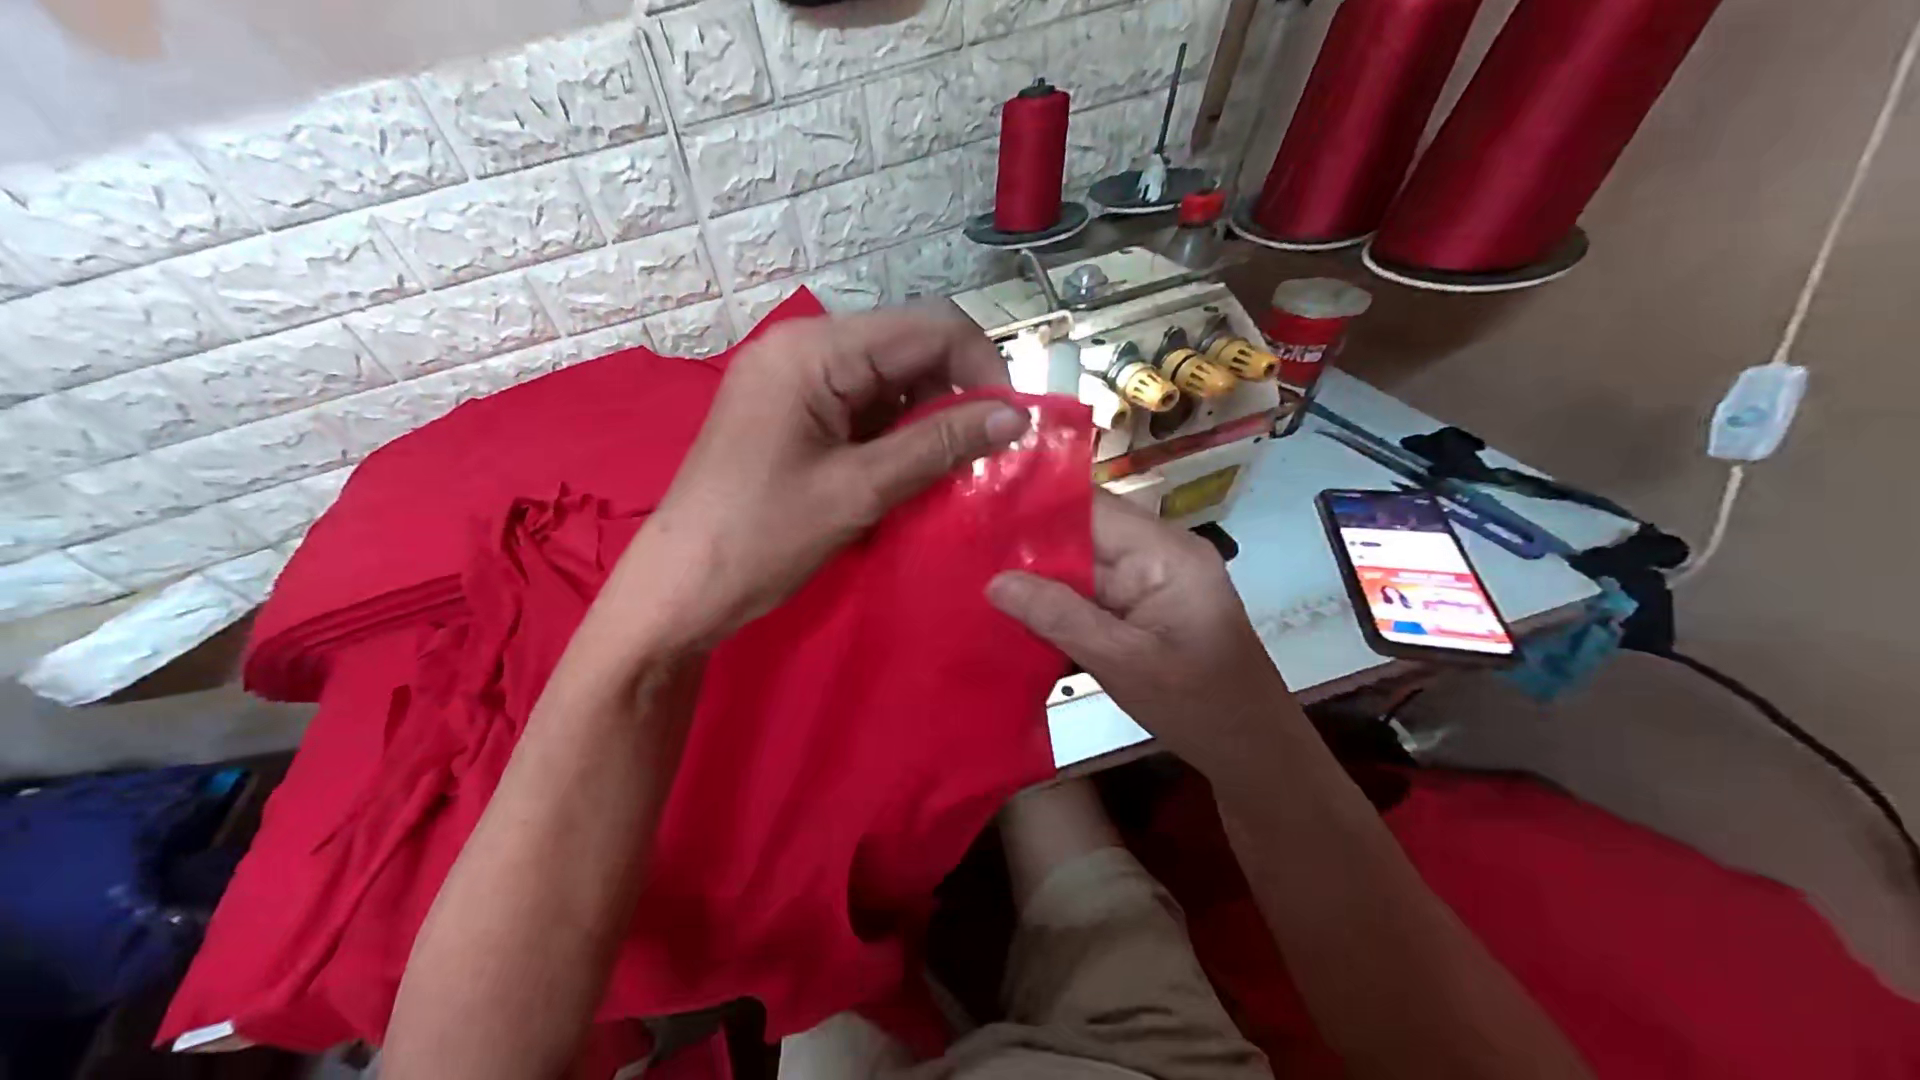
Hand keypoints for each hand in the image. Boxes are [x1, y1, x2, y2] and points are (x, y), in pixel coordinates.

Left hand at [609, 310, 1026, 649]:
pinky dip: (894, 433)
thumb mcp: (859, 490)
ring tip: (943, 470)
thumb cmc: (762, 537)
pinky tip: (904, 471)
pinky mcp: (791, 410)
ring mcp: (793, 378)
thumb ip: (939, 444)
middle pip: (909, 347)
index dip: (981, 368)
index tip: (1012, 424)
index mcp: (814, 350)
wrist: (681, 588)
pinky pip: (861, 405)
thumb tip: (1016, 416)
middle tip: (982, 454)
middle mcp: (803, 347)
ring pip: (889, 379)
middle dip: (954, 395)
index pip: (928, 327)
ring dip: (926, 419)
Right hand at [987, 493, 1298, 776]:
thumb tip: (994, 581)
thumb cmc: (1198, 706)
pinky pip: (1093, 590)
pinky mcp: (1143, 605)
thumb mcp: (1123, 662)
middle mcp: (1159, 552)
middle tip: (968, 554)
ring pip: (1083, 563)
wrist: (1252, 751)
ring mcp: (1151, 579)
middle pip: (1083, 532)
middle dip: (1029, 546)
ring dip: (1040, 576)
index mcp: (1165, 552)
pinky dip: (1059, 601)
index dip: (1035, 509)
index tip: (979, 518)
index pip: (1091, 507)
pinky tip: (1018, 610)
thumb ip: (1059, 617)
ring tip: (979, 578)